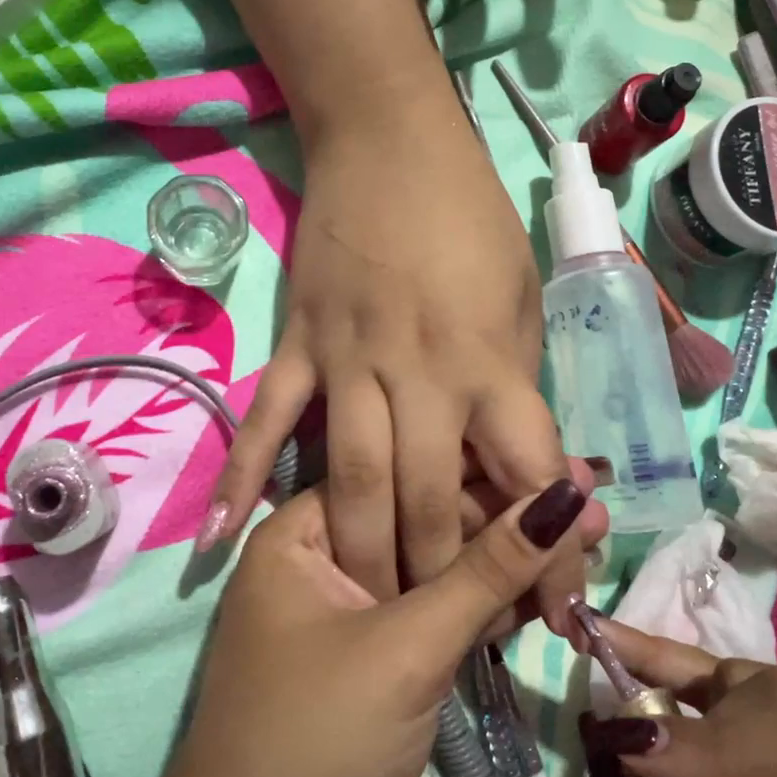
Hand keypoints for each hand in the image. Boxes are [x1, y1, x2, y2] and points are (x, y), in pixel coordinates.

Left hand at [150, 478, 591, 776]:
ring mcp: (353, 612)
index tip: (560, 464)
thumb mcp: (406, 647)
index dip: (481, 470)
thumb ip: (487, 570)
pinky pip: (439, 614)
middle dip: (509, 520)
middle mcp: (325, 559)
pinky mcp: (380, 659)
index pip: (399, 473)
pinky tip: (551, 591)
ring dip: (509, 564)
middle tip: (592, 505)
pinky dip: (489, 608)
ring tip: (592, 537)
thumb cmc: (320, 736)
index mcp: (302, 534)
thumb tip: (565, 493)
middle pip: (426, 520)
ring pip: (440, 570)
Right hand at [202, 111, 602, 635]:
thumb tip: (518, 453)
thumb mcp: (522, 293)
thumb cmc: (470, 216)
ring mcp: (348, 359)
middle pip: (430, 500)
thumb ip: (516, 377)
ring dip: (363, 557)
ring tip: (370, 614)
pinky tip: (218, 539)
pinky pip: (268, 417)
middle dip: (442, 579)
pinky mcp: (296, 343)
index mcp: (488, 360)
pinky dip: (241, 475)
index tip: (558, 608)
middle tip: (451, 637)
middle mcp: (419, 373)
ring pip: (353, 478)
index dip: (550, 548)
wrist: (389, 140)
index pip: (529, 472)